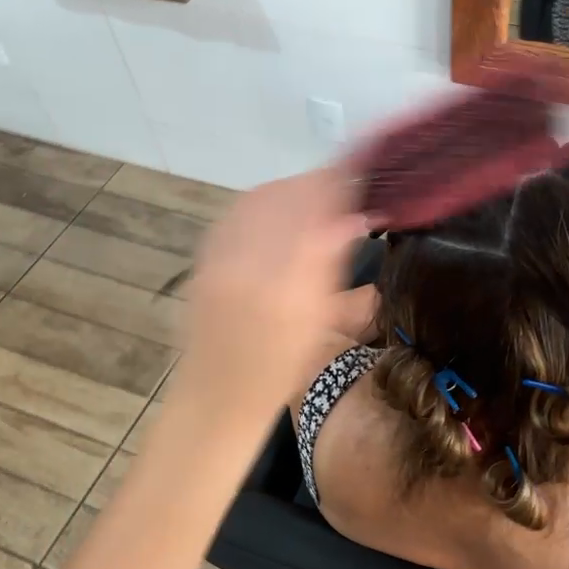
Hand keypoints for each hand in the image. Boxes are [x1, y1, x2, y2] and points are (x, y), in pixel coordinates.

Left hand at [174, 168, 368, 444]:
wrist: (218, 395)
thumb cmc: (281, 371)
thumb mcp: (321, 323)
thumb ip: (333, 266)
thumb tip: (354, 217)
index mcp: (290, 286)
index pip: (319, 213)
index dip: (342, 184)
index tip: (365, 173)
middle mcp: (252, 263)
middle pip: (288, 197)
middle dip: (320, 183)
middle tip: (345, 186)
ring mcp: (222, 258)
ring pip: (261, 199)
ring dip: (292, 189)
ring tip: (316, 195)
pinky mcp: (204, 258)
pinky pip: (237, 213)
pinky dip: (263, 203)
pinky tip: (279, 211)